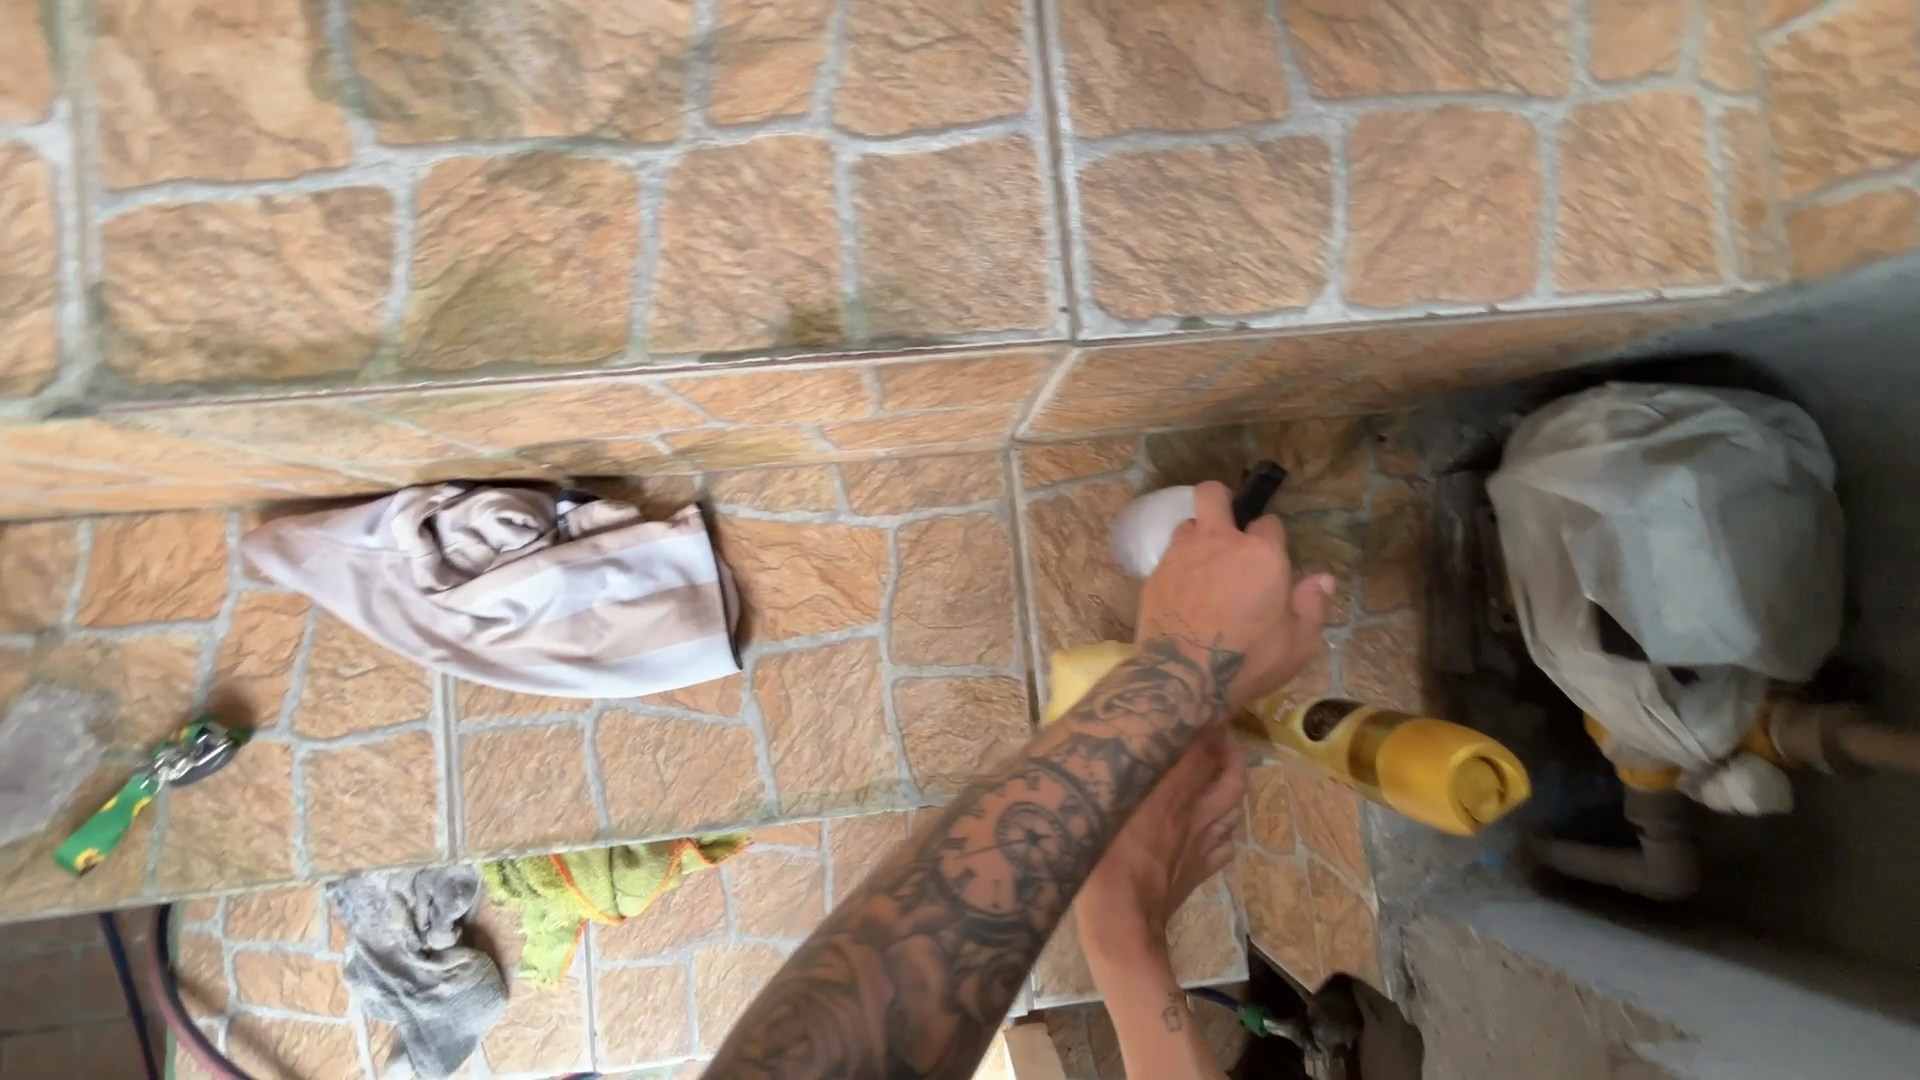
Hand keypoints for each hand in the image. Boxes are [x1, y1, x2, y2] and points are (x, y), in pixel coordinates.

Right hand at [1076, 722, 1247, 968]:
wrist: (1123, 922)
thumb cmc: (1101, 860)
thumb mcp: (1100, 807)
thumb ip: (1110, 774)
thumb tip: (1103, 741)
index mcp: (1168, 795)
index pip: (1200, 751)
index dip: (1207, 726)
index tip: (1203, 705)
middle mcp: (1194, 814)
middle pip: (1231, 777)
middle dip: (1231, 752)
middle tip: (1219, 736)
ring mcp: (1203, 844)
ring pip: (1234, 808)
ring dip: (1231, 785)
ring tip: (1218, 772)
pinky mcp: (1203, 870)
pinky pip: (1226, 841)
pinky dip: (1225, 824)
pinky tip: (1212, 822)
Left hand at [1136, 481, 1333, 707]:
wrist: (1182, 675)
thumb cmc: (1248, 660)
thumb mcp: (1297, 644)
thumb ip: (1311, 606)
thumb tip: (1323, 579)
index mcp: (1261, 554)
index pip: (1269, 523)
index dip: (1270, 537)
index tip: (1269, 556)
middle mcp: (1219, 542)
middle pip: (1213, 494)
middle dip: (1221, 499)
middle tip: (1226, 522)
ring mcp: (1181, 554)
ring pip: (1187, 523)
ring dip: (1197, 536)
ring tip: (1204, 563)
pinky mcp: (1155, 573)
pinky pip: (1168, 555)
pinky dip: (1178, 563)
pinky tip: (1183, 587)